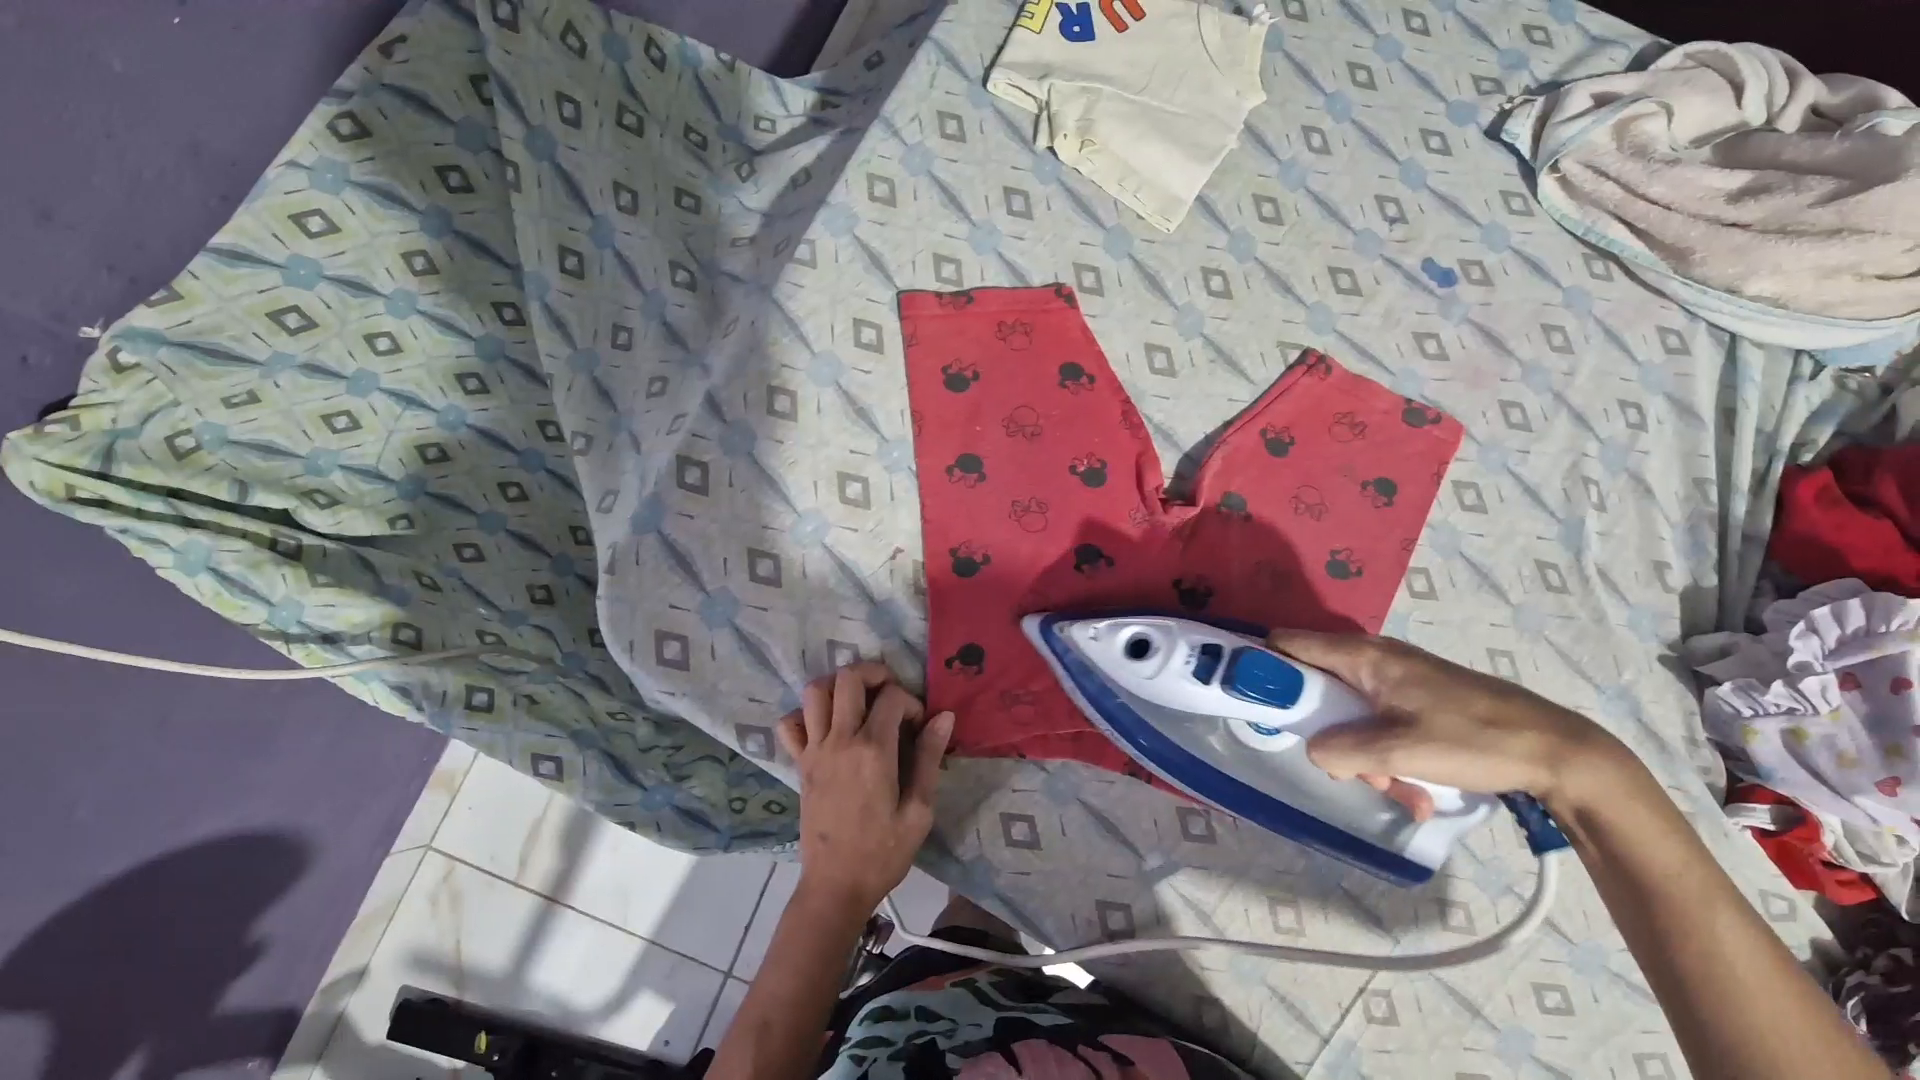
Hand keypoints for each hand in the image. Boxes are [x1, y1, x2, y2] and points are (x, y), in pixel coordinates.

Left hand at [775, 662, 953, 912]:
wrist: (836, 885)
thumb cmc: (884, 853)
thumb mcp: (920, 810)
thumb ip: (929, 758)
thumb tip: (944, 716)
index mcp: (874, 751)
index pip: (891, 697)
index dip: (911, 702)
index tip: (919, 726)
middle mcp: (839, 741)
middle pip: (847, 678)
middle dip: (874, 674)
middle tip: (890, 695)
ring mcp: (814, 750)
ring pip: (815, 691)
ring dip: (838, 686)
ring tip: (859, 702)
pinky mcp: (799, 764)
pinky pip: (790, 724)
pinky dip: (804, 715)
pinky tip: (826, 727)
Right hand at [1268, 630, 1629, 817]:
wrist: (1557, 752)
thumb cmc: (1475, 741)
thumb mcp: (1399, 752)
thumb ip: (1340, 751)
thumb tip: (1314, 751)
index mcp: (1364, 656)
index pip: (1287, 644)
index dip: (1263, 668)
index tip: (1256, 706)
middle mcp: (1375, 659)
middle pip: (1315, 686)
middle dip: (1321, 730)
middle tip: (1345, 765)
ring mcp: (1398, 680)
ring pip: (1346, 712)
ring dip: (1356, 752)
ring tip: (1394, 785)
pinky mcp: (1417, 700)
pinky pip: (1375, 722)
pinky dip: (1381, 753)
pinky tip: (1411, 784)